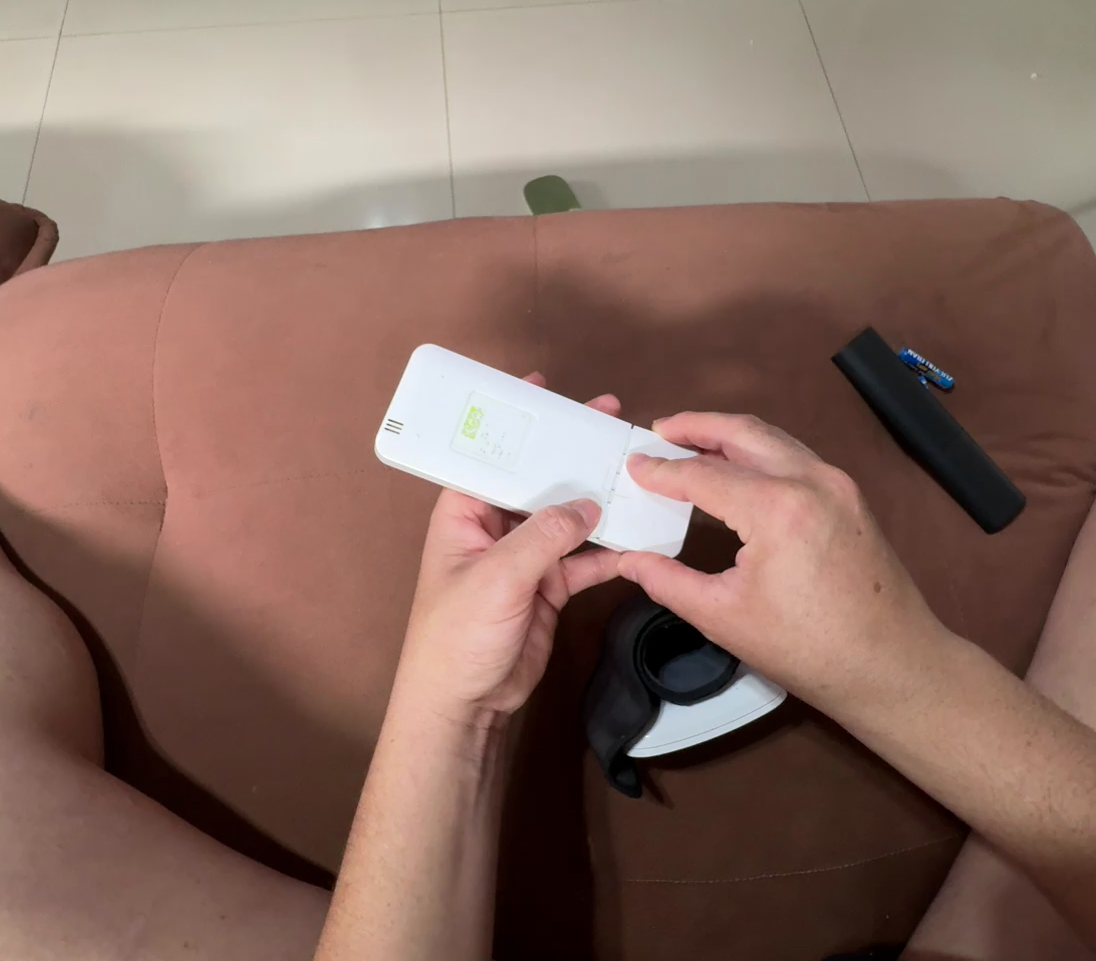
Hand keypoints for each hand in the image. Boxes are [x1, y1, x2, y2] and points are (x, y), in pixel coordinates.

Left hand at [393, 377, 622, 726]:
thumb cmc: (457, 635)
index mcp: (465, 512)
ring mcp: (525, 556)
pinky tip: (638, 537)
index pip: (491, 455)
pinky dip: (609, 549)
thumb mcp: (497, 577)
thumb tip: (589, 504)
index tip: (545, 389)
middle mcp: (495, 526)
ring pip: (567, 516)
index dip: (518, 424)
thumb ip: (544, 536)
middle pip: (538, 479)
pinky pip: (584, 558)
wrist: (465, 705)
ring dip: (597, 499)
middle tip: (608, 419)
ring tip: (633, 470)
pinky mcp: (549, 586)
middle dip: (570, 454)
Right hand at [616, 412, 954, 720]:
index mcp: (776, 508)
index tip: (633, 464)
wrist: (894, 665)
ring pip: (772, 438)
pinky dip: (758, 449)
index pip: (704, 474)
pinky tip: (737, 466)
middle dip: (696, 424)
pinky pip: (794, 454)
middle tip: (659, 429)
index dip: (663, 470)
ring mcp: (836, 482)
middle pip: (742, 432)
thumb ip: (668, 581)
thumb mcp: (723, 617)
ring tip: (691, 439)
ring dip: (728, 433)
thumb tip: (627, 559)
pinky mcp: (849, 494)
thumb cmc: (807, 648)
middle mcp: (809, 479)